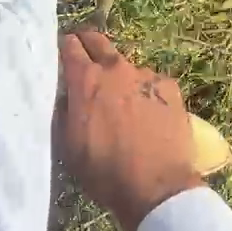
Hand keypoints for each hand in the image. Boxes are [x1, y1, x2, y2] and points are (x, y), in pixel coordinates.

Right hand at [56, 30, 203, 230]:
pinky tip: (149, 115)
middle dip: (88, 45)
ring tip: (122, 102)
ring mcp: (145, 74)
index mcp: (86, 79)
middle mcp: (115, 67)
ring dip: (119, 76)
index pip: (69, 45)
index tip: (62, 57)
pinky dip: (145, 92)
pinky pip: (151, 83)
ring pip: (125, 65)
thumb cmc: (105, 172)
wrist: (157, 189)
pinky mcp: (169, 86)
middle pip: (97, 41)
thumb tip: (65, 92)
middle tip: (86, 63)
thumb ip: (63, 109)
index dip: (64, 49)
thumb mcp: (68, 146)